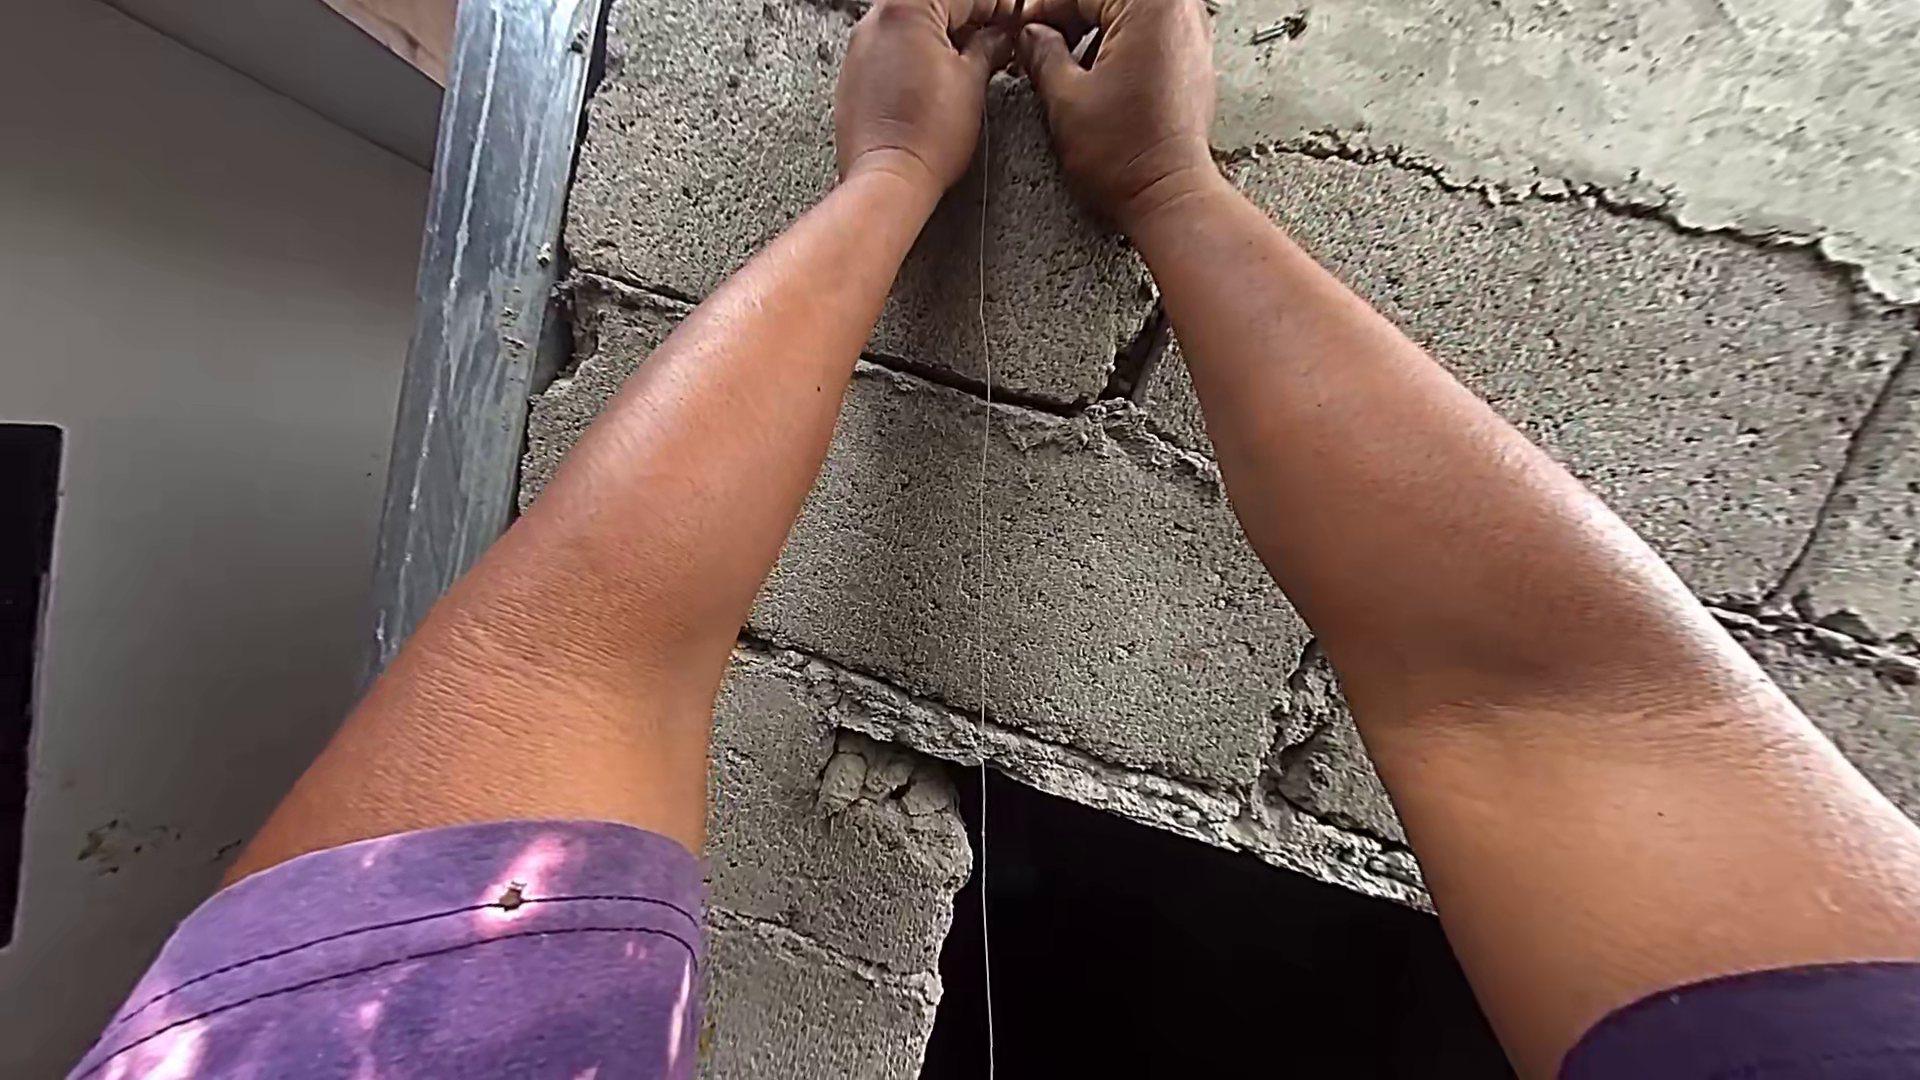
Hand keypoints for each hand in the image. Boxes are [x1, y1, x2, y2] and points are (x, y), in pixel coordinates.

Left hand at [835, 0, 1015, 192]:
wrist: (889, 182)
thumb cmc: (927, 141)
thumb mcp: (971, 86)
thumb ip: (987, 49)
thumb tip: (998, 39)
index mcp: (909, 4)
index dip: (997, 6)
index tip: (1011, 21)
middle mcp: (878, 17)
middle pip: (933, 5)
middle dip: (966, 22)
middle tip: (991, 46)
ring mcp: (861, 47)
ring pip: (909, 28)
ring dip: (938, 42)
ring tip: (961, 72)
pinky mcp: (853, 77)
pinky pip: (888, 55)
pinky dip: (912, 62)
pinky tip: (929, 89)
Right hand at [1016, 0, 1219, 230]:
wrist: (1165, 197)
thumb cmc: (1125, 158)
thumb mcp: (1066, 102)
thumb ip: (1043, 57)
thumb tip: (1031, 36)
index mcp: (1148, 2)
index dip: (1045, 9)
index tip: (1025, 32)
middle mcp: (1178, 7)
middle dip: (1071, 20)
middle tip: (1042, 51)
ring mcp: (1191, 34)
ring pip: (1130, 14)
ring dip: (1095, 35)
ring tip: (1070, 72)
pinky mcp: (1193, 64)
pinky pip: (1151, 37)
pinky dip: (1121, 49)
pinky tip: (1100, 82)